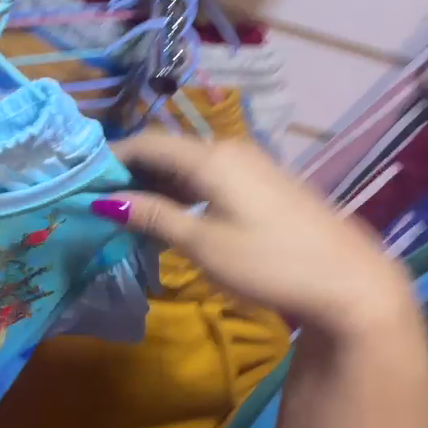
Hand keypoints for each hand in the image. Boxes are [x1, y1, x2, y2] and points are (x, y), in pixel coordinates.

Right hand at [92, 134, 413, 335]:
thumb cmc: (270, 262)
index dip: (109, 158)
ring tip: (122, 212)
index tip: (77, 181)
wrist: (350, 284)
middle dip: (128, 171)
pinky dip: (177, 191)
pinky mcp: (261, 186)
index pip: (146, 143)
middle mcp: (230, 151)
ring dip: (152, 183)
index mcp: (212, 158)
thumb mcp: (202, 243)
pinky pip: (205, 178)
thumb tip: (105, 200)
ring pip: (185, 165)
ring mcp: (249, 167)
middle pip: (166, 151)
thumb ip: (152, 216)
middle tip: (94, 200)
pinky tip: (164, 217)